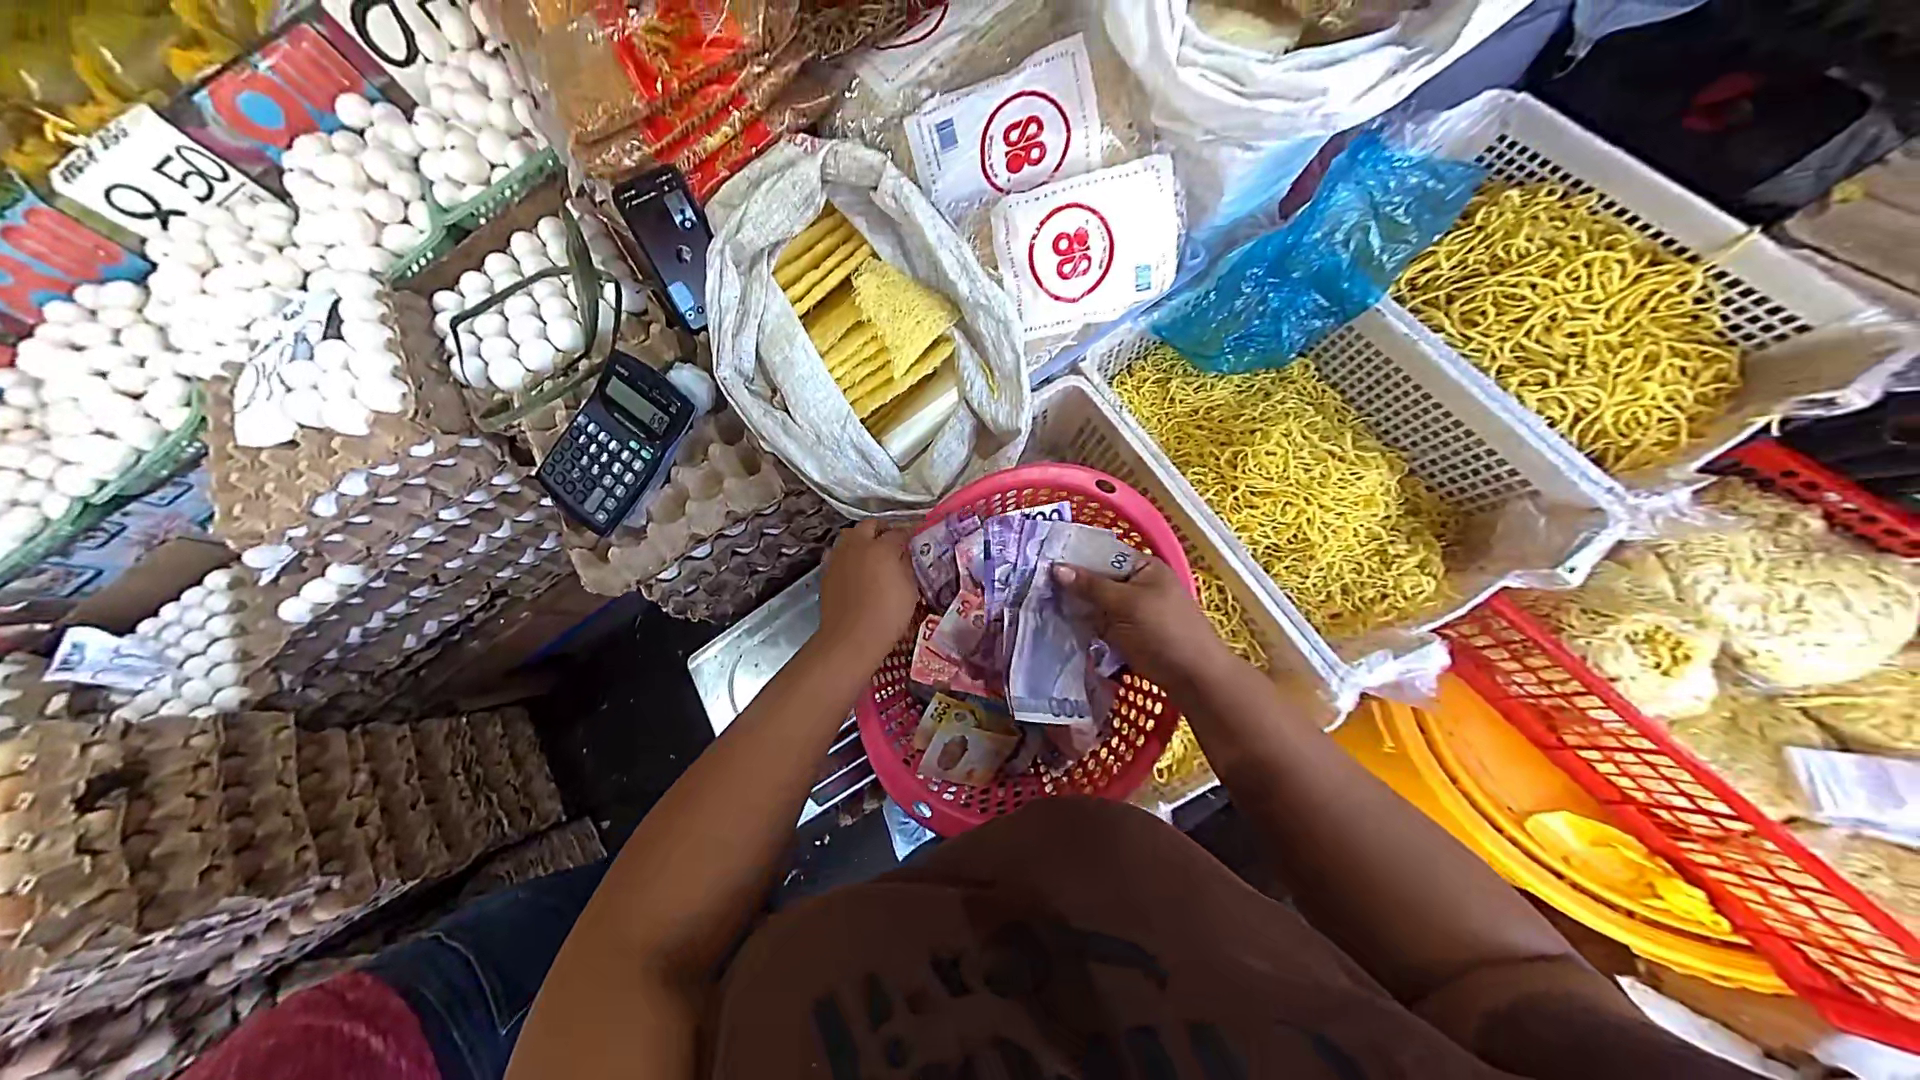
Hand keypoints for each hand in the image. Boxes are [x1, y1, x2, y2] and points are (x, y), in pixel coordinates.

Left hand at [818, 520, 918, 660]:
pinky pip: (838, 552)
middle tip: (893, 542)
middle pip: (870, 525)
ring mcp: (839, 556)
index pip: (900, 532)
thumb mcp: (910, 590)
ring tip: (872, 552)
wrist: (851, 638)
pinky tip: (854, 566)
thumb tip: (906, 554)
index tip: (915, 540)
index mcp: (882, 547)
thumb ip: (908, 566)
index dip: (910, 534)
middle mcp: (858, 545)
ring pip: (850, 535)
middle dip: (883, 530)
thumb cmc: (888, 615)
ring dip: (862, 538)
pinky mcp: (826, 570)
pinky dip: (848, 553)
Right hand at [1053, 557, 1235, 690]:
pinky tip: (1060, 626)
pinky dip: (1083, 626)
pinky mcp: (1127, 635)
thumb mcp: (1125, 603)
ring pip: (1095, 604)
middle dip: (1071, 585)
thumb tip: (1056, 568)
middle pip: (1097, 580)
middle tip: (1034, 586)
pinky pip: (1099, 625)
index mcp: (1144, 567)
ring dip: (1074, 607)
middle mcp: (1138, 585)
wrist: (1194, 678)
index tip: (1042, 563)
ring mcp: (1132, 612)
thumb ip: (1090, 586)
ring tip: (1040, 605)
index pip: (1102, 555)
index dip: (1075, 558)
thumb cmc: (1164, 631)